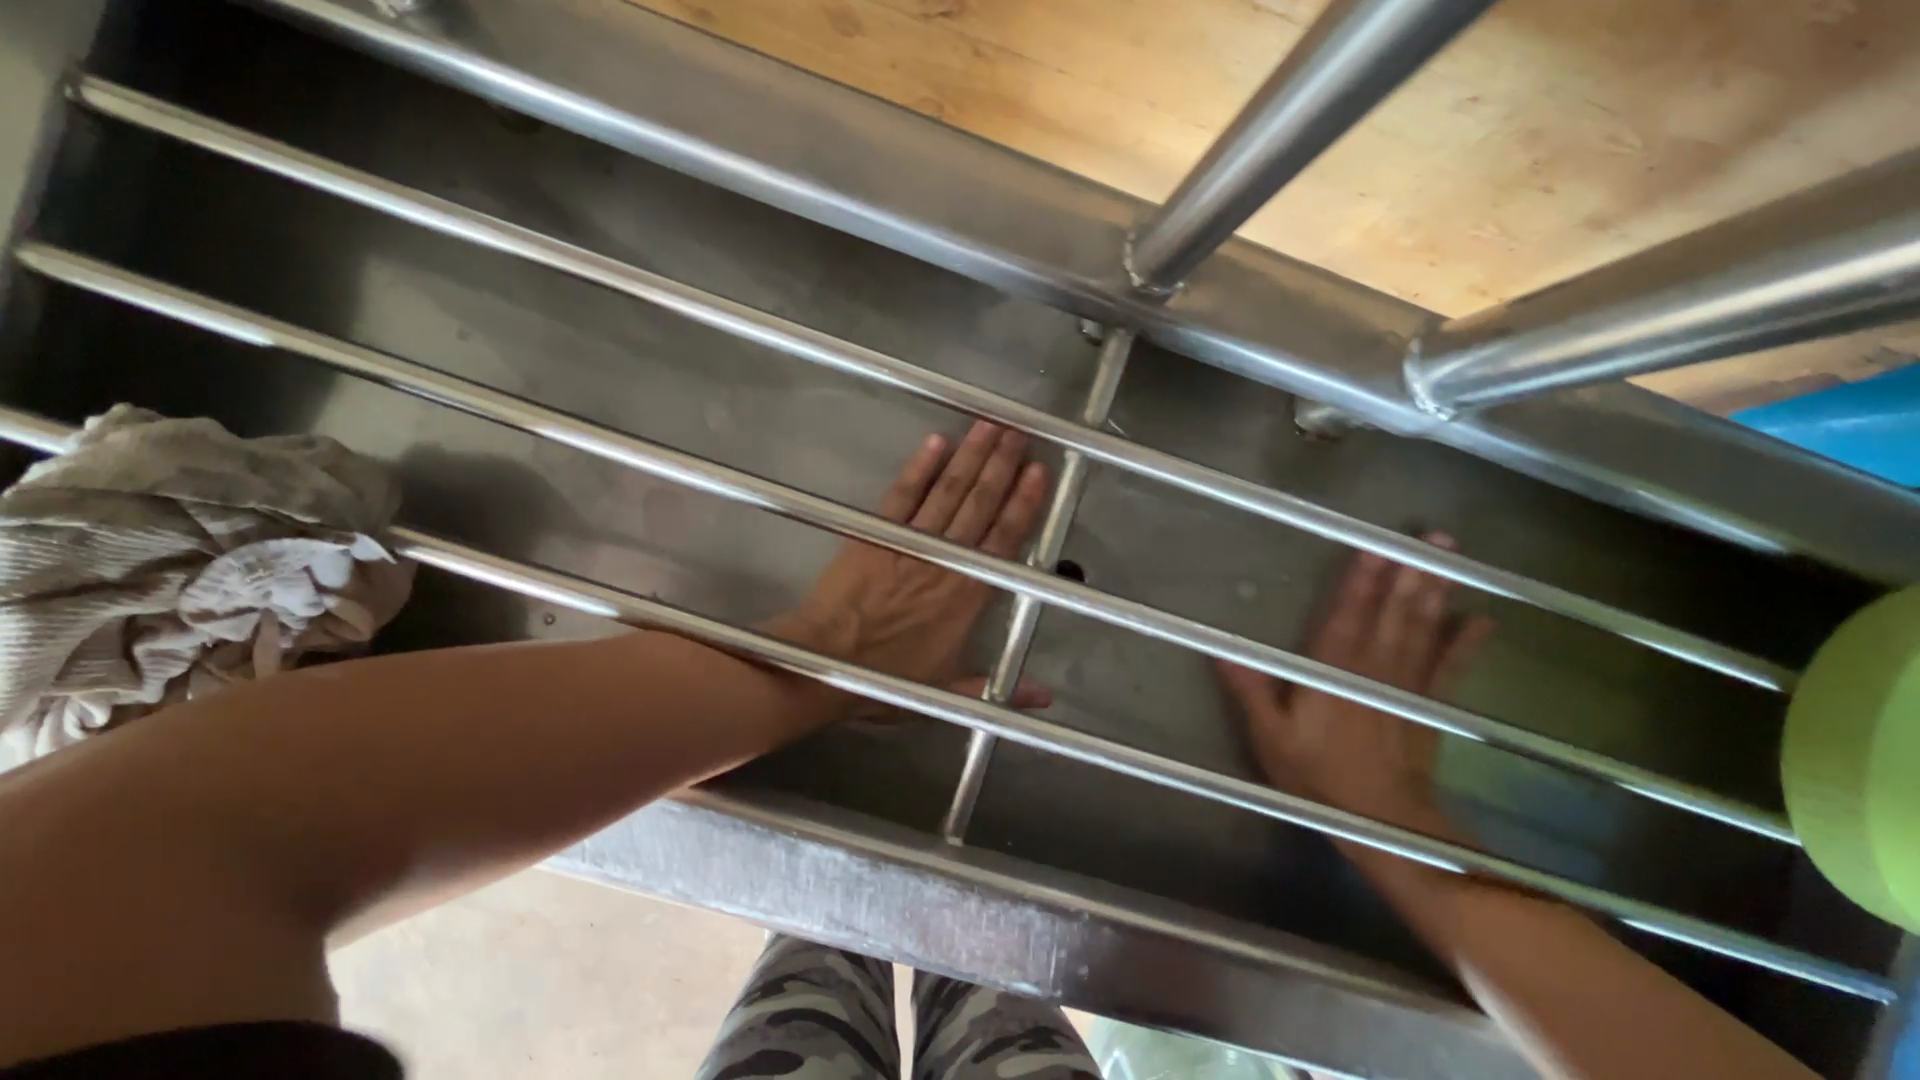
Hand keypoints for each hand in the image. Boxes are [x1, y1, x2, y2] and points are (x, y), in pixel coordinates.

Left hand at [768, 421, 1051, 711]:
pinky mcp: (876, 534)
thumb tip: (1047, 699)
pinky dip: (920, 469)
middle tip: (1021, 431)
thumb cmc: (887, 681)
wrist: (825, 663)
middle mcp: (946, 560)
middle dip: (1003, 465)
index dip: (1024, 503)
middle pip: (980, 504)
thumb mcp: (948, 692)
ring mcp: (910, 543)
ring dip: (971, 457)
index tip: (1040, 472)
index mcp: (968, 595)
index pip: (1005, 538)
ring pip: (948, 492)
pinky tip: (937, 443)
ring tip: (990, 425)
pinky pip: (903, 496)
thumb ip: (997, 688)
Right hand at [1217, 533, 1493, 831]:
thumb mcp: (1270, 737)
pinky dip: (1467, 643)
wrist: (1381, 819)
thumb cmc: (1317, 776)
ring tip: (1450, 557)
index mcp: (1334, 672)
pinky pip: (1450, 666)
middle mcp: (1375, 668)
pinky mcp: (1429, 705)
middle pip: (1394, 613)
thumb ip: (1251, 692)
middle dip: (1411, 573)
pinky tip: (1483, 619)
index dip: (1360, 581)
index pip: (1347, 616)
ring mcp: (1408, 685)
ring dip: (1436, 592)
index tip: (1374, 547)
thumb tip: (1221, 652)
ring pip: (1423, 629)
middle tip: (1434, 536)